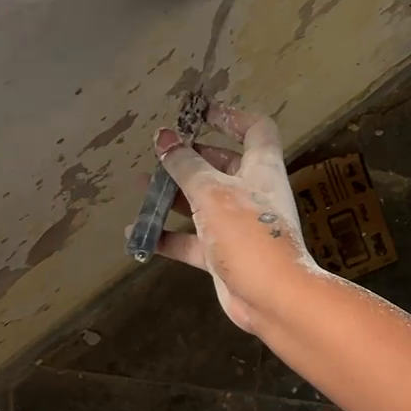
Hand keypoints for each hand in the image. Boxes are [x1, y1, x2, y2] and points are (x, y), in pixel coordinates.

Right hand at [145, 103, 314, 334]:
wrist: (272, 298)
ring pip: (203, 204)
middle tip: (160, 154)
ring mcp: (239, 229)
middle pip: (222, 167)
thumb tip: (164, 138)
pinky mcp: (225, 258)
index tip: (200, 113)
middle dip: (191, 158)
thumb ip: (185, 164)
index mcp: (261, 170)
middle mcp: (253, 196)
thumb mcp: (211, 191)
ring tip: (141, 187)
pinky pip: (193, 242)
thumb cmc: (248, 235)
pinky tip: (138, 233)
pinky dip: (168, 237)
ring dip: (173, 195)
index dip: (231, 116)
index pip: (256, 130)